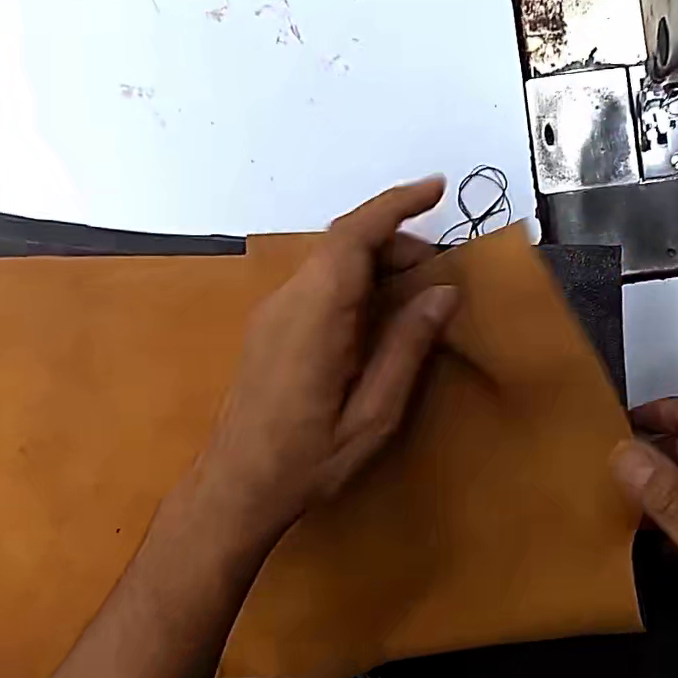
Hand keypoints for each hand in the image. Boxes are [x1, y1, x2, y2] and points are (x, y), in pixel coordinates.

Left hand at [180, 178, 459, 540]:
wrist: (233, 489)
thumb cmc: (308, 460)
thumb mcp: (375, 413)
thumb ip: (408, 347)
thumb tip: (443, 293)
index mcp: (316, 316)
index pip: (353, 236)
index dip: (396, 204)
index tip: (437, 187)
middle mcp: (289, 300)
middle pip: (346, 244)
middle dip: (399, 243)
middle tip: (442, 277)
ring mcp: (274, 311)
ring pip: (333, 262)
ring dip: (380, 263)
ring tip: (420, 296)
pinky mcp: (272, 326)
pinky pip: (322, 283)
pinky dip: (360, 280)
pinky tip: (382, 314)